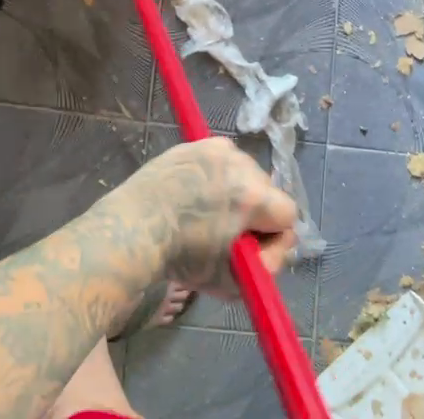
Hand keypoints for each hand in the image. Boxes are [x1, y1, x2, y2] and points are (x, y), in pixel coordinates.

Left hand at [107, 138, 299, 296]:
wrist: (134, 227)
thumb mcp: (234, 280)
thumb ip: (266, 266)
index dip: (274, 238)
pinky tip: (198, 192)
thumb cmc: (183, 257)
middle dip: (255, 213)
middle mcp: (240, 163)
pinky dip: (216, 174)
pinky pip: (220, 159)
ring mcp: (215, 149)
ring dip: (236, 192)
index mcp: (255, 196)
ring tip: (209, 213)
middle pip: (266, 190)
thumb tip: (271, 250)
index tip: (252, 251)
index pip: (288, 215)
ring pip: (244, 173)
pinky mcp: (193, 144)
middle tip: (230, 233)